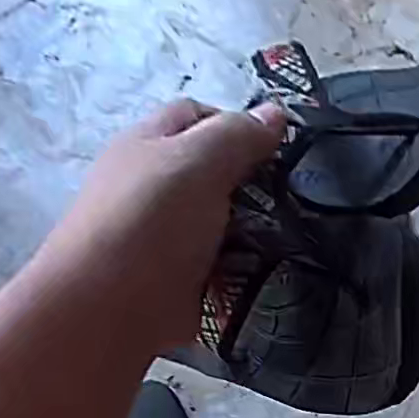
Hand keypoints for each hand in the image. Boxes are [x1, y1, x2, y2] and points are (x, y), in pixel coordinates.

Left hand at [29, 99, 285, 349]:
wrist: (115, 304)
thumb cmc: (152, 221)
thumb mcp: (197, 163)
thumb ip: (238, 137)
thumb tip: (277, 113)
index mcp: (153, 145)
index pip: (200, 117)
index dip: (241, 126)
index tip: (284, 152)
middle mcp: (161, 188)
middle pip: (218, 175)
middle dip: (258, 186)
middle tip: (302, 203)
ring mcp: (174, 238)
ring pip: (229, 225)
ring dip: (261, 234)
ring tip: (302, 243)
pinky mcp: (189, 281)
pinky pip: (230, 269)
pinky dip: (253, 271)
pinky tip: (280, 277)